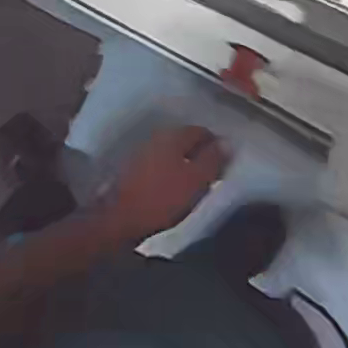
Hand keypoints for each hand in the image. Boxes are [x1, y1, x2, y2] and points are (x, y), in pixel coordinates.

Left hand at [99, 125, 230, 243]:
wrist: (120, 216)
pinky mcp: (134, 166)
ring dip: (186, 162)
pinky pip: (161, 161)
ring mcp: (143, 150)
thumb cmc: (162, 198)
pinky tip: (176, 186)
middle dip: (201, 153)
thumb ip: (213, 160)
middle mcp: (157, 136)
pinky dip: (172, 169)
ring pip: (173, 150)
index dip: (216, 145)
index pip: (201, 131)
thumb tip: (228, 142)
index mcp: (173, 135)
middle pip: (186, 139)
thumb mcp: (195, 181)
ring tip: (197, 183)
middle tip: (214, 174)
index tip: (226, 163)